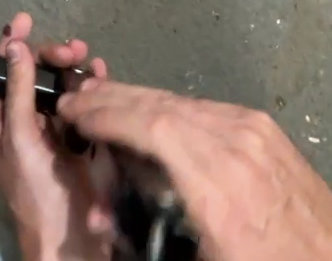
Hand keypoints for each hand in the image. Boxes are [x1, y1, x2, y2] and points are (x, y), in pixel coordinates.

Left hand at [0, 12, 117, 260]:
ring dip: (73, 68)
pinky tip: (101, 74)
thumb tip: (15, 44)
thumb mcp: (20, 136)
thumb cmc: (35, 188)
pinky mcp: (78, 137)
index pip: (2, 71)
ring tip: (88, 58)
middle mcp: (23, 120)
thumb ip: (17, 89)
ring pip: (60, 85)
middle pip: (34, 73)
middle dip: (51, 56)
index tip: (25, 19)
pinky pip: (83, 102)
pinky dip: (91, 85)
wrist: (71, 238)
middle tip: (72, 50)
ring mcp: (52, 128)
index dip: (12, 44)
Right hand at [57, 82, 331, 260]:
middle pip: (160, 106)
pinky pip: (199, 106)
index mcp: (220, 188)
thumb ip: (151, 233)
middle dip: (111, 98)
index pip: (154, 128)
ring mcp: (249, 128)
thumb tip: (103, 211)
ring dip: (133, 98)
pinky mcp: (258, 122)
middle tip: (73, 98)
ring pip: (177, 100)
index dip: (109, 115)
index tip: (74, 111)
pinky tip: (143, 109)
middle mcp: (233, 144)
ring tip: (97, 98)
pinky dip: (162, 105)